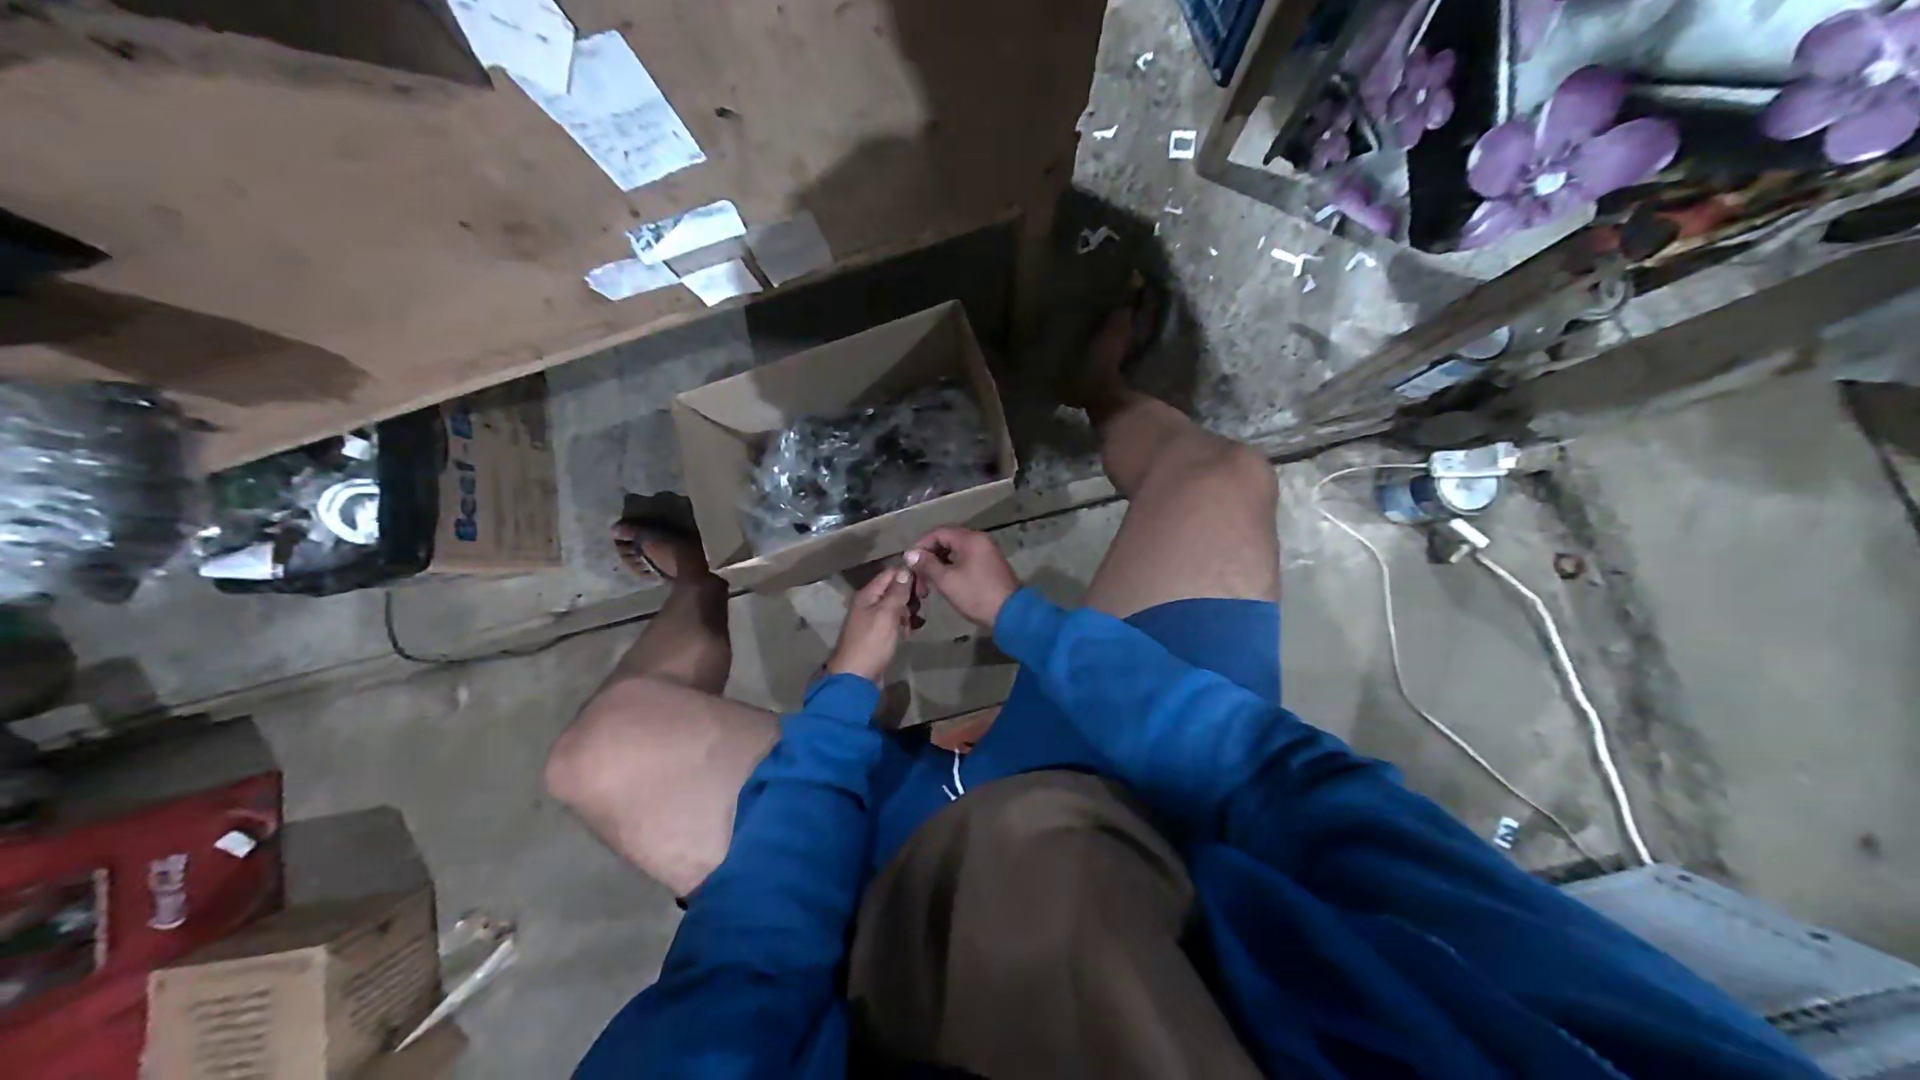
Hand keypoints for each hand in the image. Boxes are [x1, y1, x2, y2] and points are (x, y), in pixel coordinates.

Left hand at [824, 564, 916, 681]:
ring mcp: (873, 618)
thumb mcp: (886, 614)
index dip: (908, 575)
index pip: (890, 573)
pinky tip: (907, 634)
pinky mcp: (877, 632)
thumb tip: (905, 569)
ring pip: (896, 605)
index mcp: (868, 594)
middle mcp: (869, 602)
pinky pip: (893, 621)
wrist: (856, 677)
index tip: (926, 583)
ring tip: (912, 625)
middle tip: (920, 607)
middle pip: (894, 589)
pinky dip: (902, 624)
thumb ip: (896, 592)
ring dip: (907, 612)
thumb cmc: (872, 643)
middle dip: (909, 596)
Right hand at [907, 527, 1019, 627]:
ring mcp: (986, 552)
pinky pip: (965, 560)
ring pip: (955, 552)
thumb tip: (910, 553)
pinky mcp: (989, 565)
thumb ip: (927, 564)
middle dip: (929, 558)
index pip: (938, 532)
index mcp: (970, 539)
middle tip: (918, 577)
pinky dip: (952, 569)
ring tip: (928, 585)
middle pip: (947, 541)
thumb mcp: (946, 580)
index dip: (921, 545)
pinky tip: (943, 584)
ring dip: (939, 565)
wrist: (1010, 613)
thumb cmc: (975, 594)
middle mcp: (979, 540)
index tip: (910, 562)